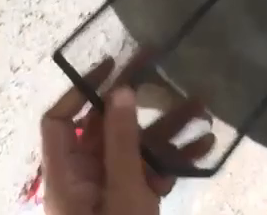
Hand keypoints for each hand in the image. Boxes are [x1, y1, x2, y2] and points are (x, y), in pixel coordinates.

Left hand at [40, 61, 213, 214]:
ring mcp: (111, 192)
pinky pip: (152, 171)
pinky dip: (176, 157)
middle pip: (106, 126)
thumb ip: (121, 142)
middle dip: (140, 99)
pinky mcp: (133, 205)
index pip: (59, 121)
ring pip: (136, 146)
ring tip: (204, 105)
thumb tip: (120, 90)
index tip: (115, 65)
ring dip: (169, 126)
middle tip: (167, 65)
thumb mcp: (122, 194)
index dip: (80, 90)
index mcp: (66, 176)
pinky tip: (207, 143)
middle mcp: (85, 178)